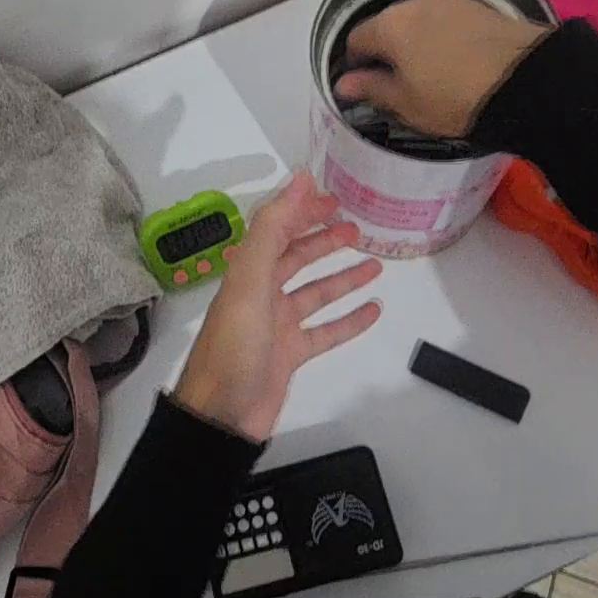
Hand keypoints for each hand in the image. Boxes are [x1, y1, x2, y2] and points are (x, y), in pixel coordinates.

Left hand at [172, 173, 383, 441]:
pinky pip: (325, 332)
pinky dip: (348, 321)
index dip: (301, 211)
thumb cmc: (234, 347)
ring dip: (343, 278)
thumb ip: (271, 230)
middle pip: (296, 258)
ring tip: (375, 264)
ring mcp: (277, 326)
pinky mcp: (290, 355)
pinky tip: (373, 310)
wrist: (222, 416)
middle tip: (357, 228)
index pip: (276, 230)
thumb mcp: (250, 282)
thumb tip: (297, 180)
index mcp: (247, 273)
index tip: (332, 196)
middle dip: (324, 241)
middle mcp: (261, 294)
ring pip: (315, 294)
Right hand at [334, 0, 549, 137]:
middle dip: (385, 49)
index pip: (355, 39)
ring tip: (426, 70)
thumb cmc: (453, 97)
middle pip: (386, 24)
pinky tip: (450, 58)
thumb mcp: (405, 102)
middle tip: (396, 81)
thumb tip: (342, 83)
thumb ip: (371, 88)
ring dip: (413, 40)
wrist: (524, 80)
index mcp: (388, 25)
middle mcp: (414, 2)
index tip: (367, 86)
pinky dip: (438, 35)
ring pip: (416, 19)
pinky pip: (443, 18)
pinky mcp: (477, 3)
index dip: (355, 64)